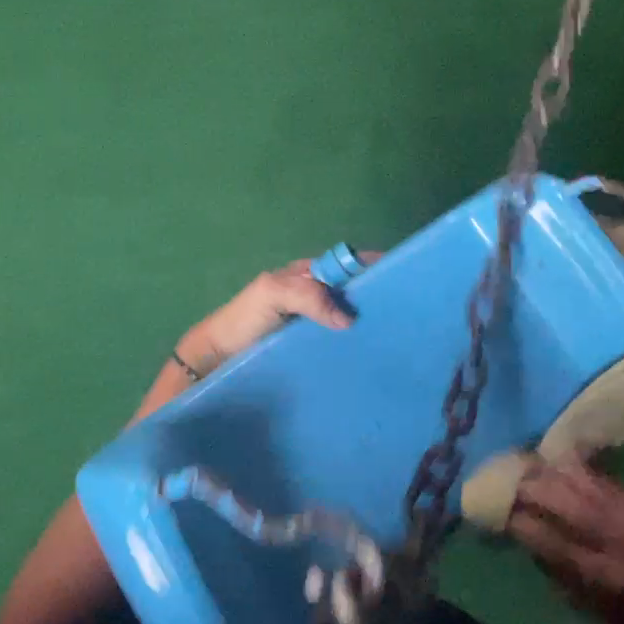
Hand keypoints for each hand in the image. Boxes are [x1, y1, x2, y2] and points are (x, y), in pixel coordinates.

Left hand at [174, 253, 380, 374]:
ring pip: (350, 318)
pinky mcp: (314, 350)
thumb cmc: (242, 320)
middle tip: (404, 314)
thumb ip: (307, 294)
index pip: (346, 264)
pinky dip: (355, 345)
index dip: (371, 267)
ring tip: (393, 338)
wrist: (219, 359)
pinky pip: (341, 343)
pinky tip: (370, 356)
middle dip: (376, 298)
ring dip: (369, 324)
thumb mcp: (271, 293)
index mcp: (307, 275)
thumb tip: (348, 318)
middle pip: (353, 292)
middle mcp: (316, 297)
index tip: (399, 278)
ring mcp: (317, 325)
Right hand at [507, 456, 623, 615]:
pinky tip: (555, 459)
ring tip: (523, 464)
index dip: (517, 520)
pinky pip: (598, 474)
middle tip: (502, 480)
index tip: (494, 510)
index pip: (547, 536)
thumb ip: (554, 567)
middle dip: (528, 486)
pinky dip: (573, 465)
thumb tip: (519, 532)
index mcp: (600, 573)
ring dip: (547, 469)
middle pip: (562, 498)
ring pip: (579, 479)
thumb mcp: (588, 608)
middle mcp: (615, 537)